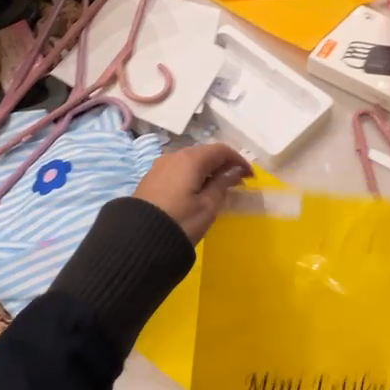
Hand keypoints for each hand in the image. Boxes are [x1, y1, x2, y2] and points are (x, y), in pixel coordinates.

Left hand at [134, 144, 253, 243]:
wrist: (139, 239)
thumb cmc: (181, 221)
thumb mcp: (208, 206)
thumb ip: (223, 184)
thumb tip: (235, 170)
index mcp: (191, 159)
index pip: (221, 150)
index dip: (238, 161)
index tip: (250, 176)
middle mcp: (174, 155)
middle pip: (205, 153)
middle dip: (222, 165)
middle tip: (236, 182)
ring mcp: (160, 166)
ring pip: (190, 161)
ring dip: (206, 170)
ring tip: (217, 188)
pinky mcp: (151, 178)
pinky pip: (177, 170)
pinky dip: (191, 176)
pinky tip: (196, 191)